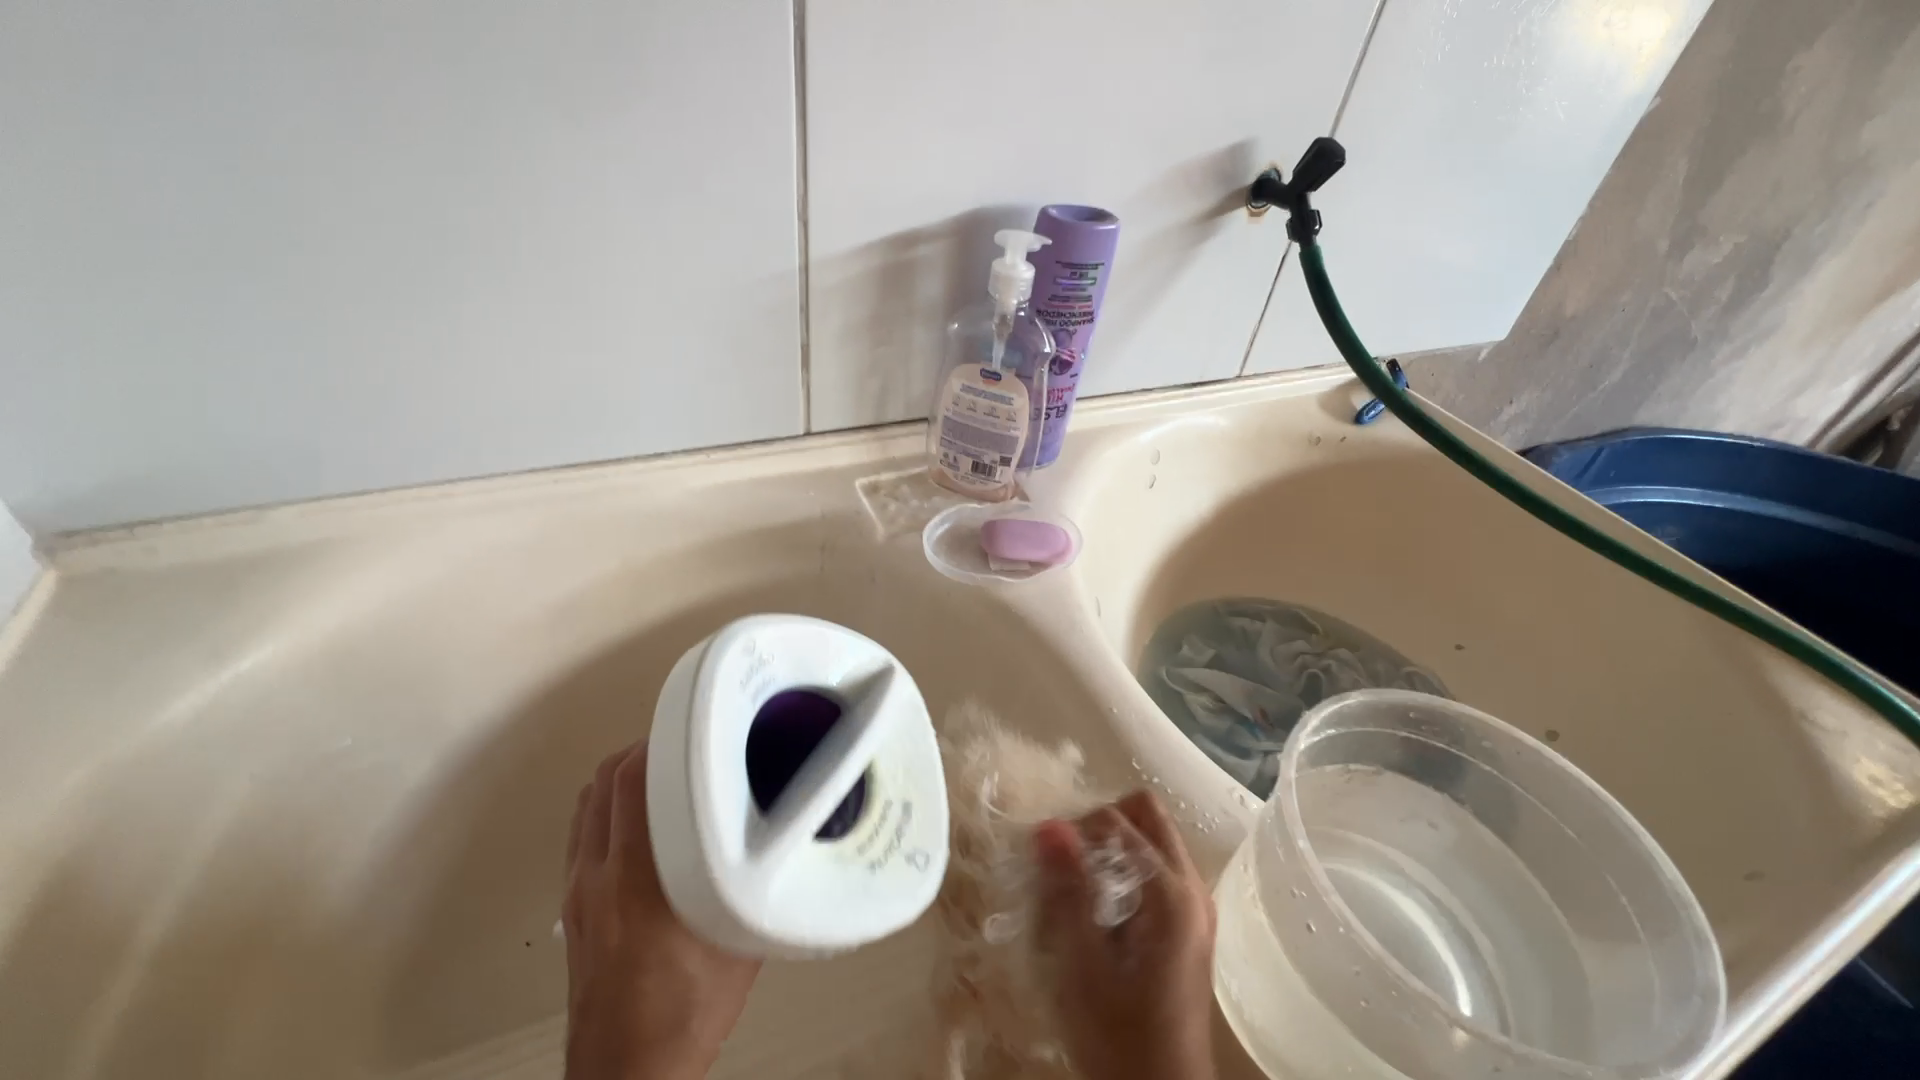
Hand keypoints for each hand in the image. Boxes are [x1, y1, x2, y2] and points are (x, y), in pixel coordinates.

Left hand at [562, 742, 761, 1079]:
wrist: (627, 1072)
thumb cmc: (690, 1008)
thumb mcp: (740, 942)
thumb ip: (753, 882)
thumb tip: (782, 837)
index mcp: (638, 879)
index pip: (631, 782)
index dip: (659, 741)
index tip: (696, 726)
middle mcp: (597, 875)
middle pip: (604, 782)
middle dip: (643, 751)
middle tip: (690, 747)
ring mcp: (578, 890)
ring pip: (589, 804)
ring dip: (622, 779)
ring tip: (668, 775)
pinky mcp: (572, 906)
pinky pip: (584, 832)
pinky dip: (608, 809)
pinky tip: (644, 822)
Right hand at [1034, 791, 1217, 1079]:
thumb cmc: (1118, 1035)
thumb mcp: (1083, 965)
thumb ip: (1069, 890)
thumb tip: (1049, 825)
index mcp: (1171, 894)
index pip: (1117, 823)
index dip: (1075, 832)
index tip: (1045, 864)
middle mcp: (1193, 887)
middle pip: (1147, 814)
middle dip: (1101, 825)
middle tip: (1067, 865)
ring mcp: (1197, 904)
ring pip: (1153, 839)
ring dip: (1113, 848)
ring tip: (1079, 891)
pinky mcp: (1191, 923)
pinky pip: (1157, 869)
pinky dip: (1126, 871)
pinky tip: (1099, 912)